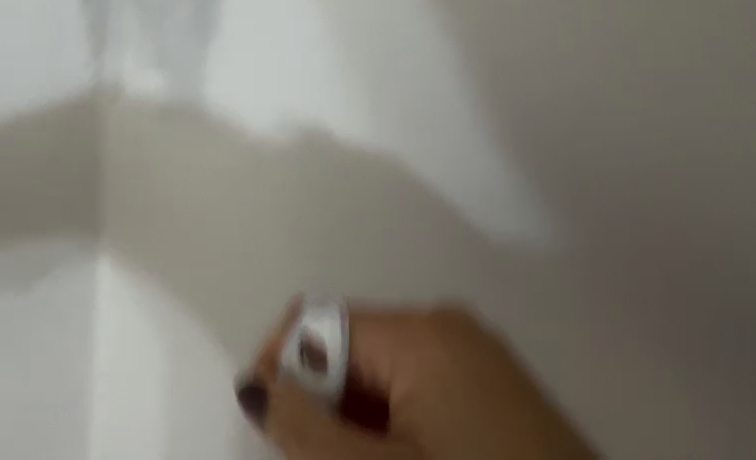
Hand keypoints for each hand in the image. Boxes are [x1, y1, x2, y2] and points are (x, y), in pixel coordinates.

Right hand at [238, 301, 597, 459]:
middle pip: (349, 349)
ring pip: (383, 376)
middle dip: (321, 405)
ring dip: (356, 423)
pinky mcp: (503, 396)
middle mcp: (449, 328)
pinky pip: (422, 392)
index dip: (281, 370)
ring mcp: (482, 360)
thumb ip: (307, 430)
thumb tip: (253, 385)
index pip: (316, 324)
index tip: (274, 432)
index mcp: (420, 332)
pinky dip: (397, 428)